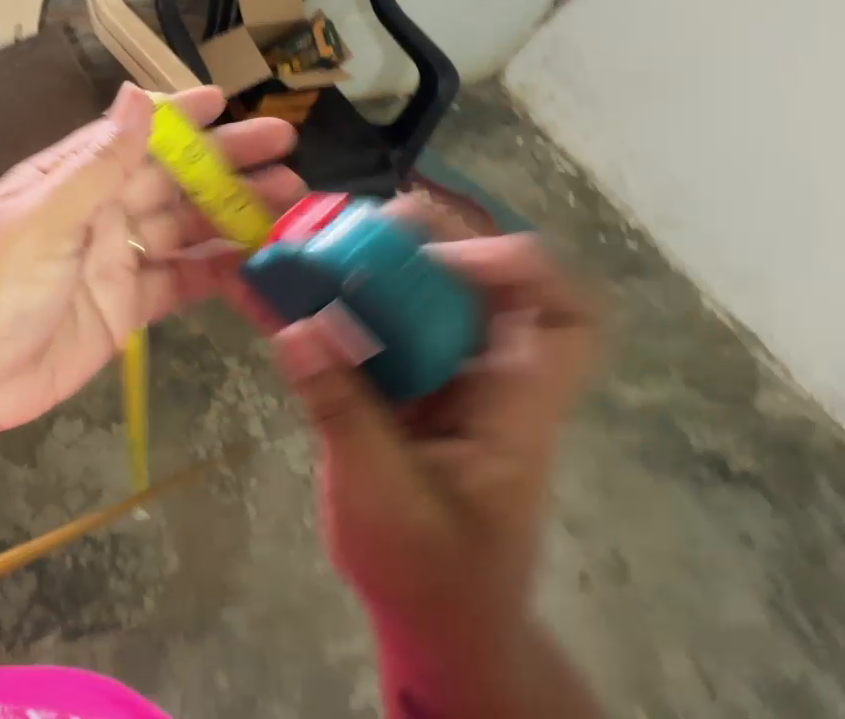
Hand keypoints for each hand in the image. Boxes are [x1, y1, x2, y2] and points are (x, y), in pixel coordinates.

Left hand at [0, 83, 304, 448]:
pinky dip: (216, 270)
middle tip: (285, 146)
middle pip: (169, 179)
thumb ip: (96, 166)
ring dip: (232, 212)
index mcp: (67, 180)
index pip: (131, 136)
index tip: (227, 101)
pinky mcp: (125, 307)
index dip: (178, 118)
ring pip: (183, 227)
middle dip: (225, 162)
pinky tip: (257, 259)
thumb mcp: (41, 221)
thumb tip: (136, 94)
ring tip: (291, 199)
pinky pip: (179, 281)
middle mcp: (95, 213)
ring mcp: (112, 261)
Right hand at [267, 218, 599, 714]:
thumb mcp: (384, 494)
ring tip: (314, 241)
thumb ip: (342, 411)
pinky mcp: (394, 394)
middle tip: (362, 222)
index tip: (437, 256)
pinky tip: (281, 296)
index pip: (563, 316)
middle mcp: (484, 381)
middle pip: (481, 288)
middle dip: (427, 243)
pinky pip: (367, 337)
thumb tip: (297, 327)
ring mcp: (438, 385)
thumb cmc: (432, 572)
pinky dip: (329, 310)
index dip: (516, 267)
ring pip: (419, 304)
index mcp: (515, 405)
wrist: (433, 621)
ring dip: (371, 268)